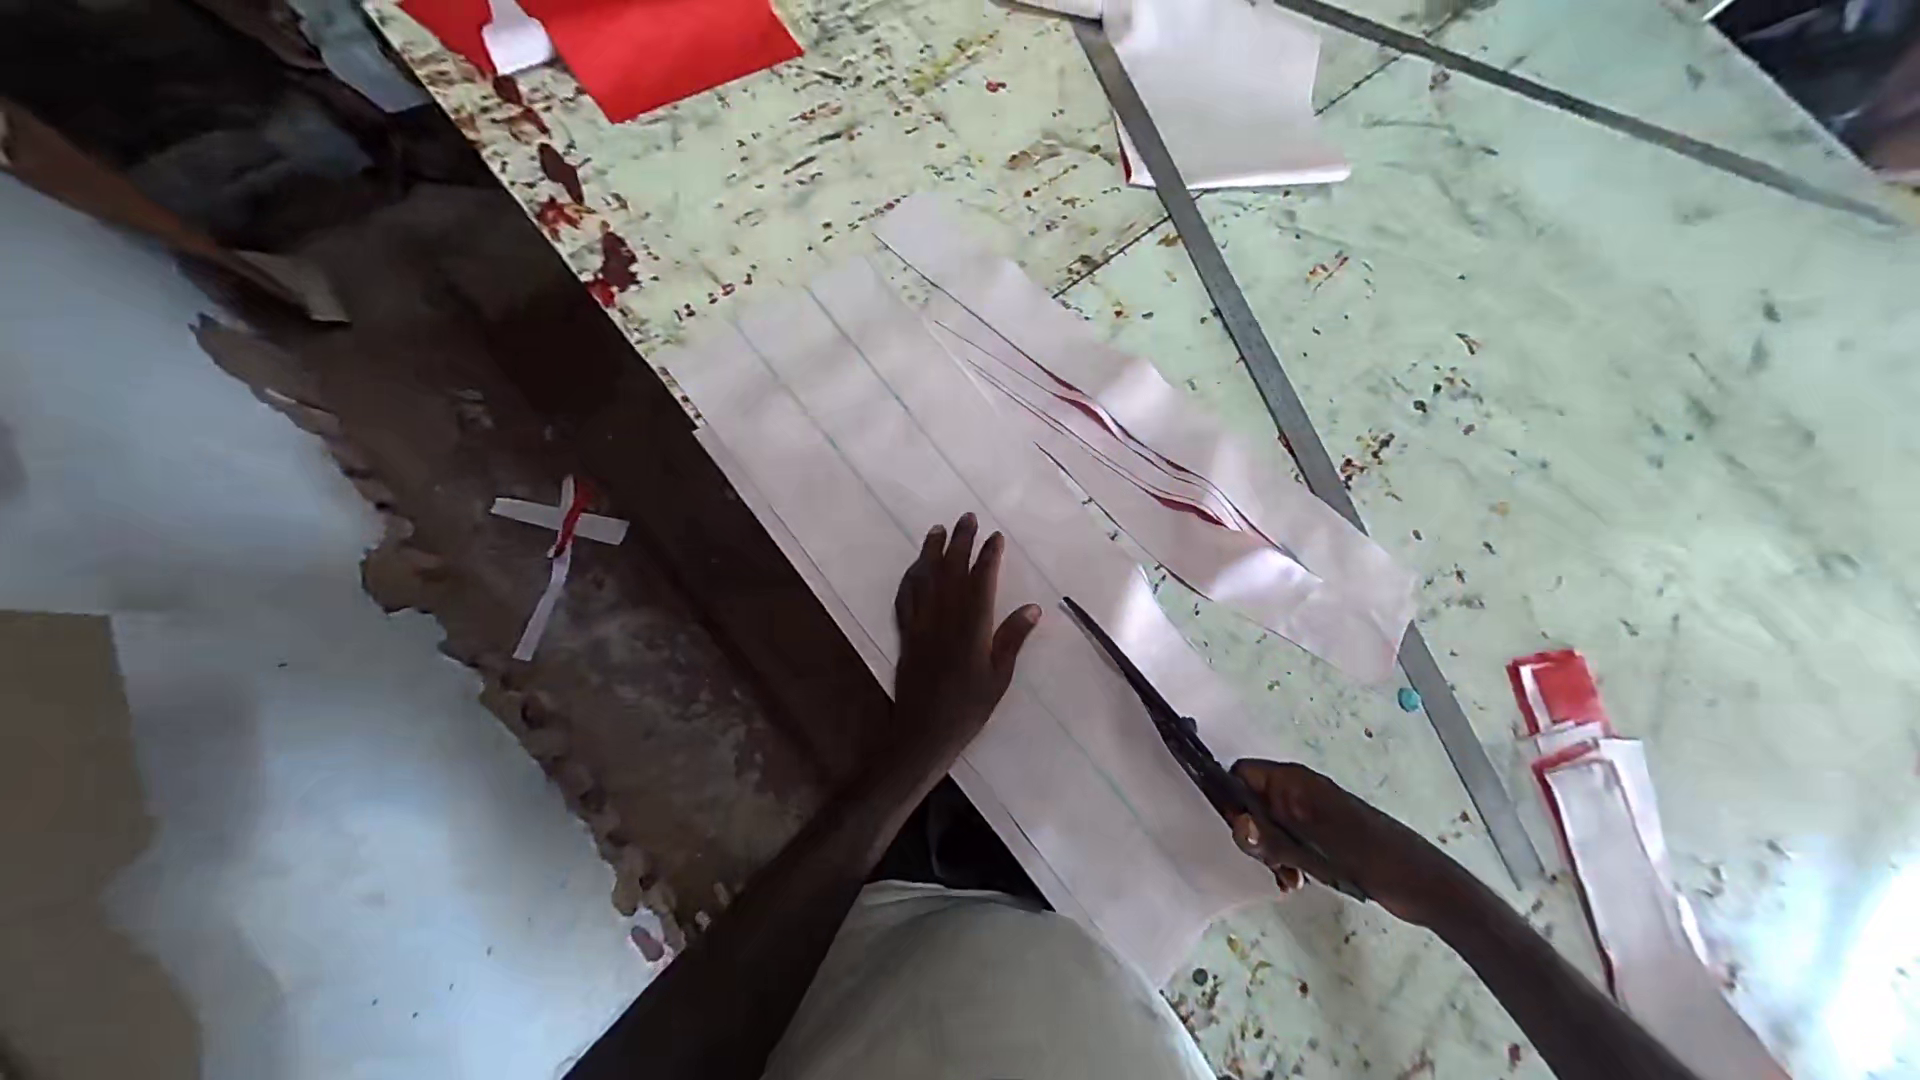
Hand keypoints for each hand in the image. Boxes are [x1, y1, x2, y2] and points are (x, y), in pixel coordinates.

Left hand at [888, 513, 1041, 781]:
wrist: (924, 730)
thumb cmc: (968, 707)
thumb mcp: (999, 677)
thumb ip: (1012, 639)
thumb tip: (1033, 608)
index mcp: (972, 626)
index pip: (982, 581)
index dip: (989, 556)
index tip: (995, 537)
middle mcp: (945, 617)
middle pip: (951, 570)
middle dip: (960, 542)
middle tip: (967, 518)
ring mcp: (921, 623)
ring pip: (925, 578)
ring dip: (931, 551)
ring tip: (938, 530)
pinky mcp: (906, 633)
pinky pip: (905, 597)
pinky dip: (910, 578)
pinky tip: (914, 568)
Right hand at [1228, 760, 1481, 926]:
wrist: (1427, 887)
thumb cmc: (1374, 858)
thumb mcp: (1317, 853)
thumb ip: (1273, 838)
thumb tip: (1236, 824)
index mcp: (1296, 781)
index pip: (1242, 773)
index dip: (1231, 798)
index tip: (1237, 831)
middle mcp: (1299, 791)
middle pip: (1251, 800)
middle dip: (1252, 831)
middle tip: (1266, 860)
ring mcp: (1310, 813)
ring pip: (1267, 823)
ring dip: (1269, 850)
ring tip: (1285, 875)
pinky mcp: (1321, 835)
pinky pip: (1287, 838)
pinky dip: (1284, 857)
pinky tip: (1296, 879)